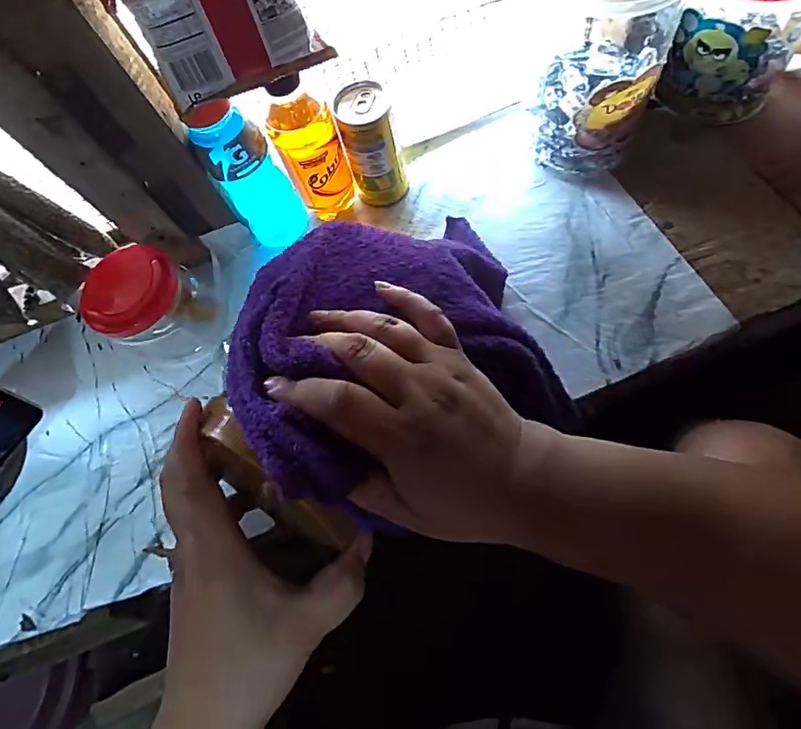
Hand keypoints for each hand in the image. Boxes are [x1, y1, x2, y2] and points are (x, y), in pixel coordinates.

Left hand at [155, 399, 370, 728]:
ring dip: (206, 474)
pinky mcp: (192, 582)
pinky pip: (197, 526)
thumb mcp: (306, 623)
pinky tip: (253, 513)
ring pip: (187, 504)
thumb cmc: (248, 662)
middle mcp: (191, 545)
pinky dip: (216, 505)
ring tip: (244, 455)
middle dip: (192, 444)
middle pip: (178, 482)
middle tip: (225, 418)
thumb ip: (342, 582)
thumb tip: (367, 539)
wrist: (206, 721)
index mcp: (209, 542)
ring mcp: (187, 565)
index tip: (193, 403)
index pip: (184, 477)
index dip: (183, 436)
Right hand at [266, 281, 559, 544]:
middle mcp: (418, 393)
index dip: (299, 391)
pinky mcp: (458, 355)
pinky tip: (378, 286)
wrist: (526, 482)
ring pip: (386, 329)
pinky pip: (430, 317)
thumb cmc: (463, 504)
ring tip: (317, 319)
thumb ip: (358, 488)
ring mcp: (440, 367)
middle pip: (356, 353)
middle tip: (291, 349)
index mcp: (402, 436)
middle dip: (316, 346)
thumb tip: (315, 460)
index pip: (338, 401)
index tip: (274, 387)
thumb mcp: (406, 515)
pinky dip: (404, 297)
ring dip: (347, 319)